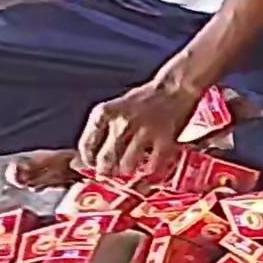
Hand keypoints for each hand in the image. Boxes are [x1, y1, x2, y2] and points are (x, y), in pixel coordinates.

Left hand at [78, 80, 199, 178]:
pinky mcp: (165, 139)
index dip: (88, 159)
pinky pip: (154, 163)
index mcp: (105, 113)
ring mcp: (144, 132)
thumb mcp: (119, 106)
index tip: (92, 165)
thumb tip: (101, 151)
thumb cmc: (148, 97)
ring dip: (127, 172)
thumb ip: (108, 126)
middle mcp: (121, 123)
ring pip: (127, 164)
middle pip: (105, 157)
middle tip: (109, 175)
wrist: (175, 88)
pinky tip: (150, 169)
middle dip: (106, 171)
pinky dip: (150, 170)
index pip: (87, 144)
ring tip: (130, 172)